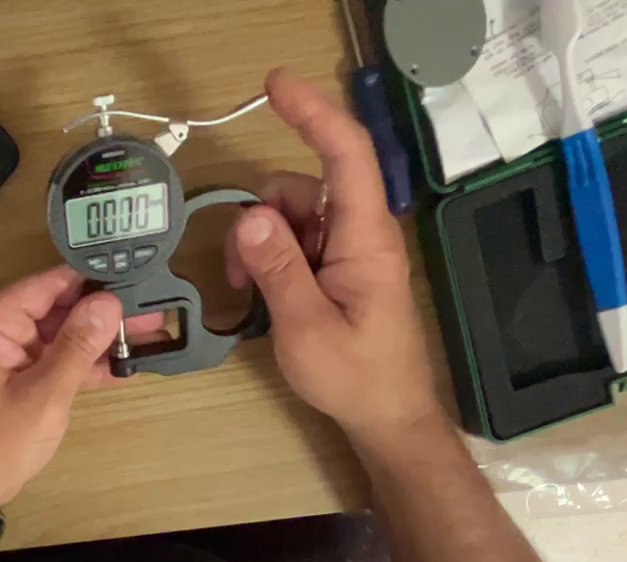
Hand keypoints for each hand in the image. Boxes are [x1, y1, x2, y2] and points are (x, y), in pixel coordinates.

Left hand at [0, 267, 124, 522]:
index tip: (132, 274)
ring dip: (95, 340)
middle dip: (99, 312)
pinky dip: (77, 365)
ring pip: (55, 336)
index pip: (43, 286)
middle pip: (52, 309)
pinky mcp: (10, 381)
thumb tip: (109, 303)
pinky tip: (120, 364)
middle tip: (150, 310)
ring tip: (147, 334)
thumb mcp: (42, 397)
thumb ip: (77, 348)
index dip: (88, 281)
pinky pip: (47, 362)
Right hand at [226, 68, 446, 448]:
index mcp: (364, 237)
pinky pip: (299, 243)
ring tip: (250, 291)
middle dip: (262, 215)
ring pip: (295, 216)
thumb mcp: (305, 325)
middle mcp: (360, 233)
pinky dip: (274, 259)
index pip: (345, 154)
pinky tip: (264, 294)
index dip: (313, 112)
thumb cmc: (353, 374)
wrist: (385, 412)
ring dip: (263, 243)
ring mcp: (350, 251)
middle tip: (240, 271)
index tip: (275, 84)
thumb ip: (278, 268)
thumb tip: (248, 218)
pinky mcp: (340, 270)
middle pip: (305, 188)